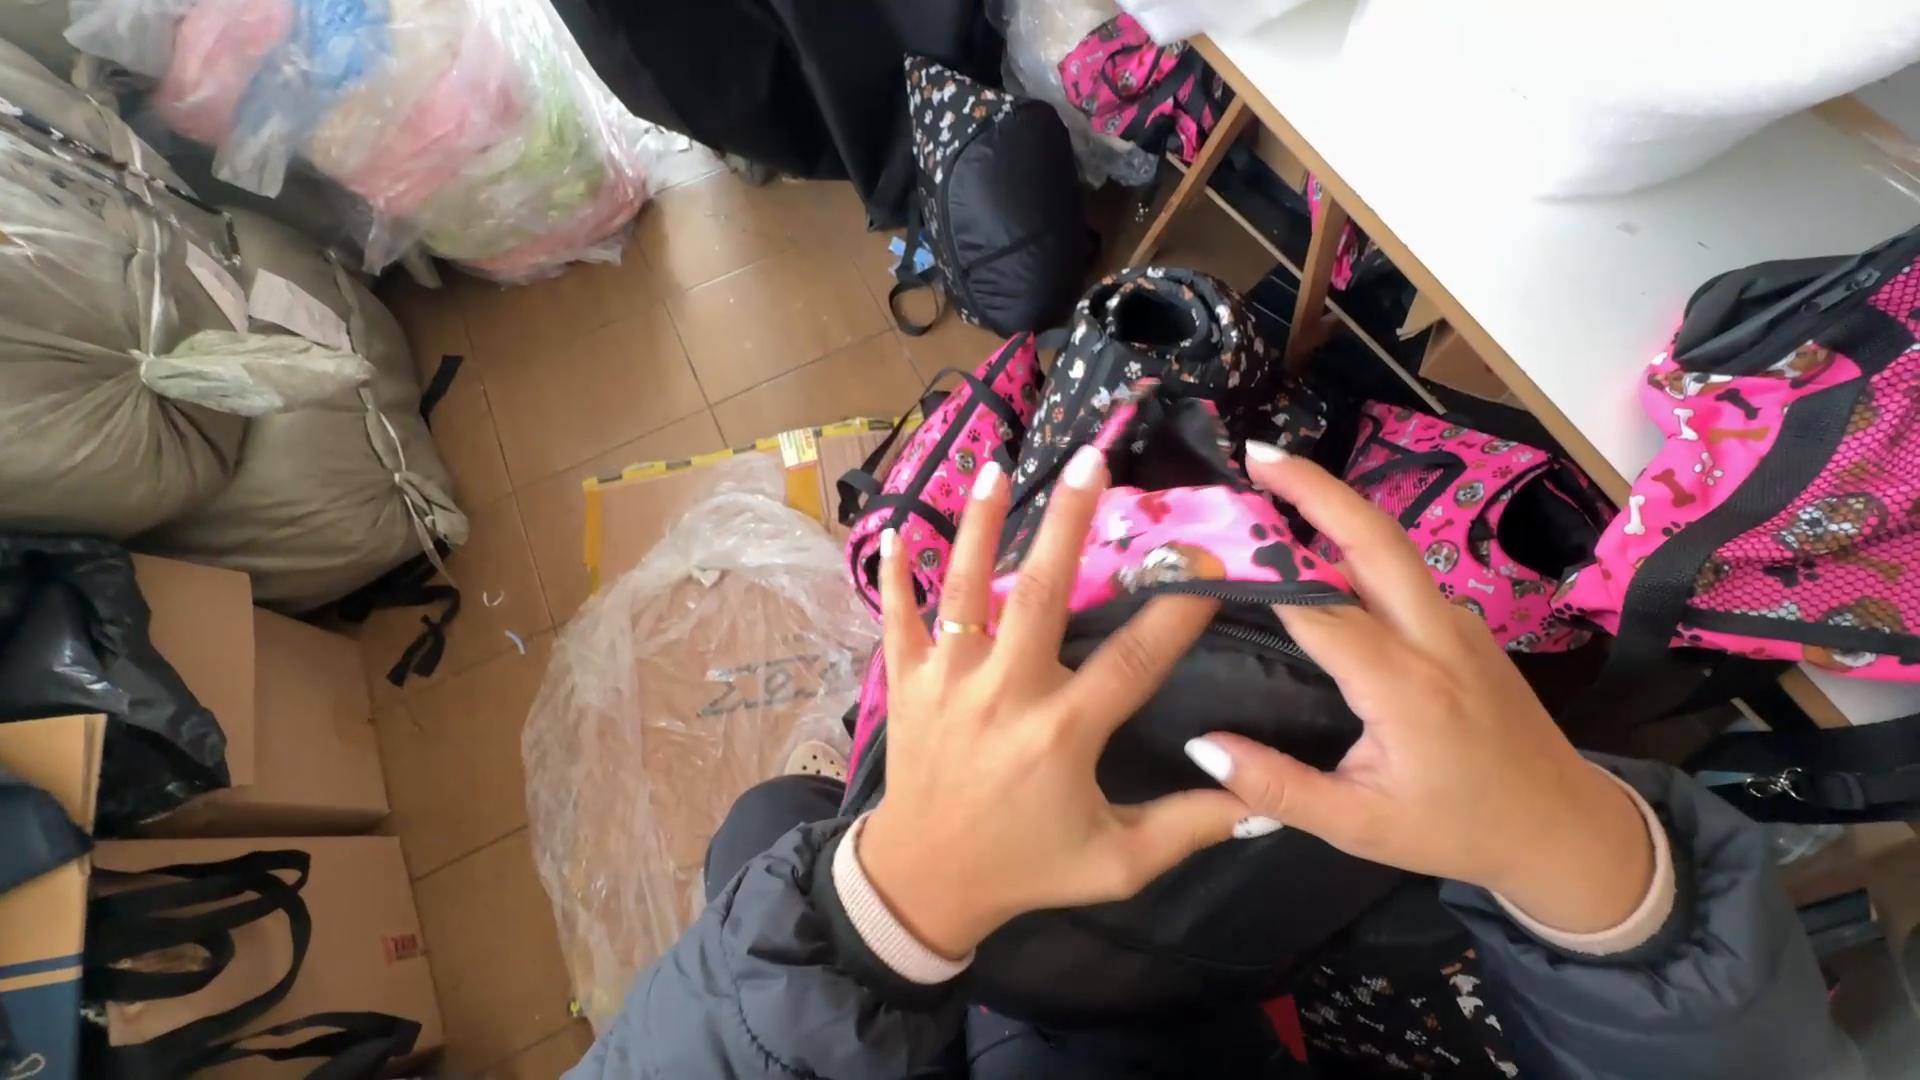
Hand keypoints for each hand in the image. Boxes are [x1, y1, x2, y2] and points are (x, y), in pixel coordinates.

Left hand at [858, 446, 1253, 958]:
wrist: (927, 883)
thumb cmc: (1026, 867)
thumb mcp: (1116, 863)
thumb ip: (1188, 828)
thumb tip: (1262, 800)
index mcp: (1061, 733)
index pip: (1132, 660)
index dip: (1177, 611)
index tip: (1211, 563)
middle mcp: (1003, 693)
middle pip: (1040, 593)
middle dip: (1067, 522)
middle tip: (1092, 461)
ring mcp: (946, 682)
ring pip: (964, 590)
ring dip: (978, 525)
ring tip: (995, 468)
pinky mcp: (906, 684)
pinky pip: (896, 621)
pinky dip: (894, 576)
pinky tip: (897, 528)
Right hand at [1184, 444, 1654, 933]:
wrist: (1568, 830)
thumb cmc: (1455, 828)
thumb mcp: (1358, 828)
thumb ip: (1276, 788)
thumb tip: (1200, 745)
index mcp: (1404, 685)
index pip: (1318, 610)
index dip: (1262, 574)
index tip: (1209, 545)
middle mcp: (1434, 636)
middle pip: (1373, 539)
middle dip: (1314, 488)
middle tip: (1256, 455)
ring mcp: (1455, 622)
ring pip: (1389, 544)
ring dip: (1333, 502)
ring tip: (1273, 478)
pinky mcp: (1460, 622)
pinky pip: (1398, 569)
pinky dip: (1351, 538)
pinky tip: (1313, 541)